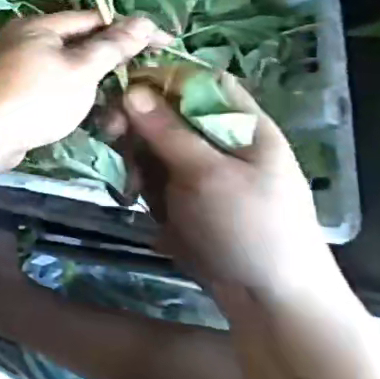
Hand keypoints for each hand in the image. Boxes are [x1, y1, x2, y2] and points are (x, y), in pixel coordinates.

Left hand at [0, 12, 167, 174]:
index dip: (130, 29)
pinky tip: (93, 108)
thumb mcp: (80, 71)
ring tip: (123, 95)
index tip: (165, 43)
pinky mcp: (12, 88)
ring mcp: (13, 63)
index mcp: (37, 25)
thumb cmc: (35, 100)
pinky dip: (73, 92)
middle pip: (78, 41)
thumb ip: (111, 46)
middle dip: (112, 57)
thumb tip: (143, 20)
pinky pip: (51, 83)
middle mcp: (21, 38)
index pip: (93, 18)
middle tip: (147, 72)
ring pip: (66, 65)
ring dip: (95, 79)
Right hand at [115, 75, 346, 300]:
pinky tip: (132, 198)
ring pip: (149, 141)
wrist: (268, 298)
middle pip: (165, 110)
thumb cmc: (251, 228)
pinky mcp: (181, 194)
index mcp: (242, 126)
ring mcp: (198, 169)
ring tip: (130, 182)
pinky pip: (147, 171)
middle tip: (111, 136)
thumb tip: (131, 89)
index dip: (161, 80)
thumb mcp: (208, 175)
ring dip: (131, 155)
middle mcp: (218, 140)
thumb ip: (168, 131)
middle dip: (134, 120)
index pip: (199, 81)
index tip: (121, 91)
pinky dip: (135, 179)